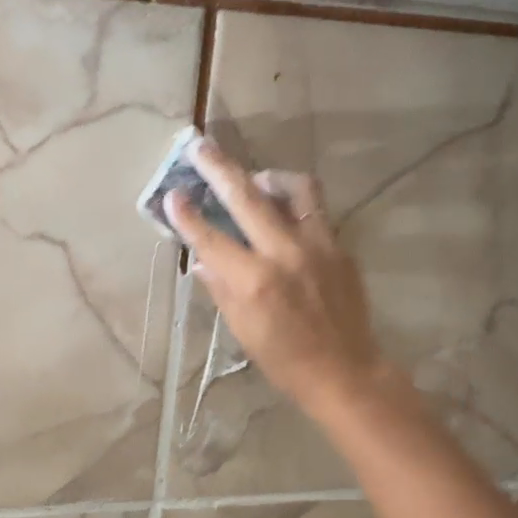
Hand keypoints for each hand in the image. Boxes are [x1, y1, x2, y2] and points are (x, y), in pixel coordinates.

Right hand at [163, 141, 393, 417]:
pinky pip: (316, 211)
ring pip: (294, 189)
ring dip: (269, 177)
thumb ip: (223, 291)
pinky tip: (286, 216)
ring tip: (257, 180)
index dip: (187, 215)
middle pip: (247, 197)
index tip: (172, 195)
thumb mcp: (244, 332)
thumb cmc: (286, 362)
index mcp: (254, 282)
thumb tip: (204, 262)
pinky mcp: (340, 247)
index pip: (211, 238)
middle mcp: (284, 254)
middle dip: (219, 168)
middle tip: (201, 146)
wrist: (345, 372)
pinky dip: (295, 205)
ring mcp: (317, 245)